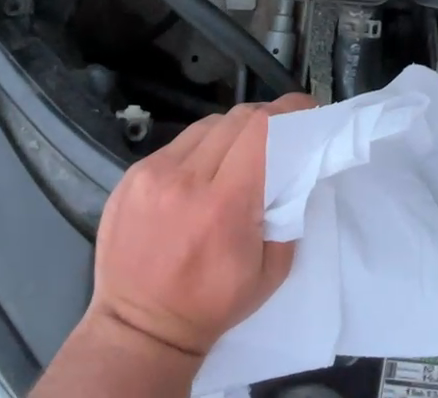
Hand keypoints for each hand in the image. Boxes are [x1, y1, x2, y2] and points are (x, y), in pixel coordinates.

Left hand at [88, 93, 316, 359]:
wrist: (139, 330)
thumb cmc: (212, 305)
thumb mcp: (272, 270)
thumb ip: (289, 213)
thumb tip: (295, 168)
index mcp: (223, 205)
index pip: (261, 130)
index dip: (289, 110)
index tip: (307, 108)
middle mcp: (184, 180)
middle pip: (236, 119)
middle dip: (265, 119)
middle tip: (280, 132)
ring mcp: (151, 175)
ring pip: (206, 125)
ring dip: (232, 131)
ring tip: (240, 153)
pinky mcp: (130, 177)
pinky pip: (178, 144)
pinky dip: (200, 149)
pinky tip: (203, 172)